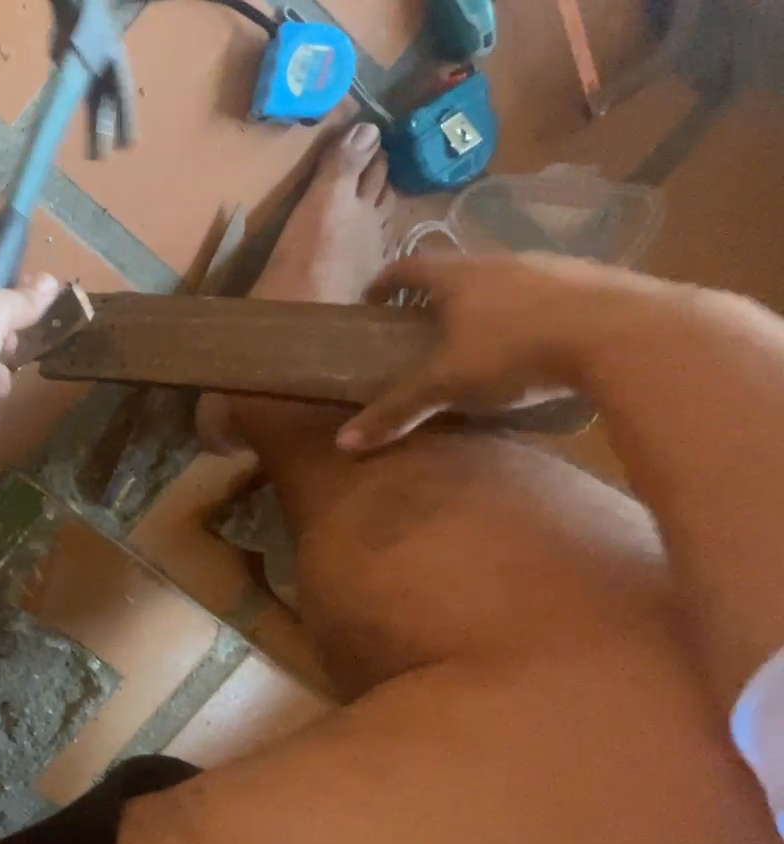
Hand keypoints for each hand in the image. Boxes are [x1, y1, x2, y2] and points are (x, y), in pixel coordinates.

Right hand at [339, 254, 687, 453]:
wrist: (637, 336)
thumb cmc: (519, 351)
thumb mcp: (448, 385)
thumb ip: (396, 411)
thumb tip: (343, 443)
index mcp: (460, 277)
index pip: (409, 266)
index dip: (386, 282)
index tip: (371, 301)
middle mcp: (505, 262)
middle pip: (459, 270)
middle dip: (435, 295)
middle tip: (421, 325)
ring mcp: (557, 268)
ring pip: (507, 280)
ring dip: (486, 302)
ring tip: (478, 337)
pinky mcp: (600, 283)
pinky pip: (549, 293)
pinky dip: (529, 312)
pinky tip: (534, 344)